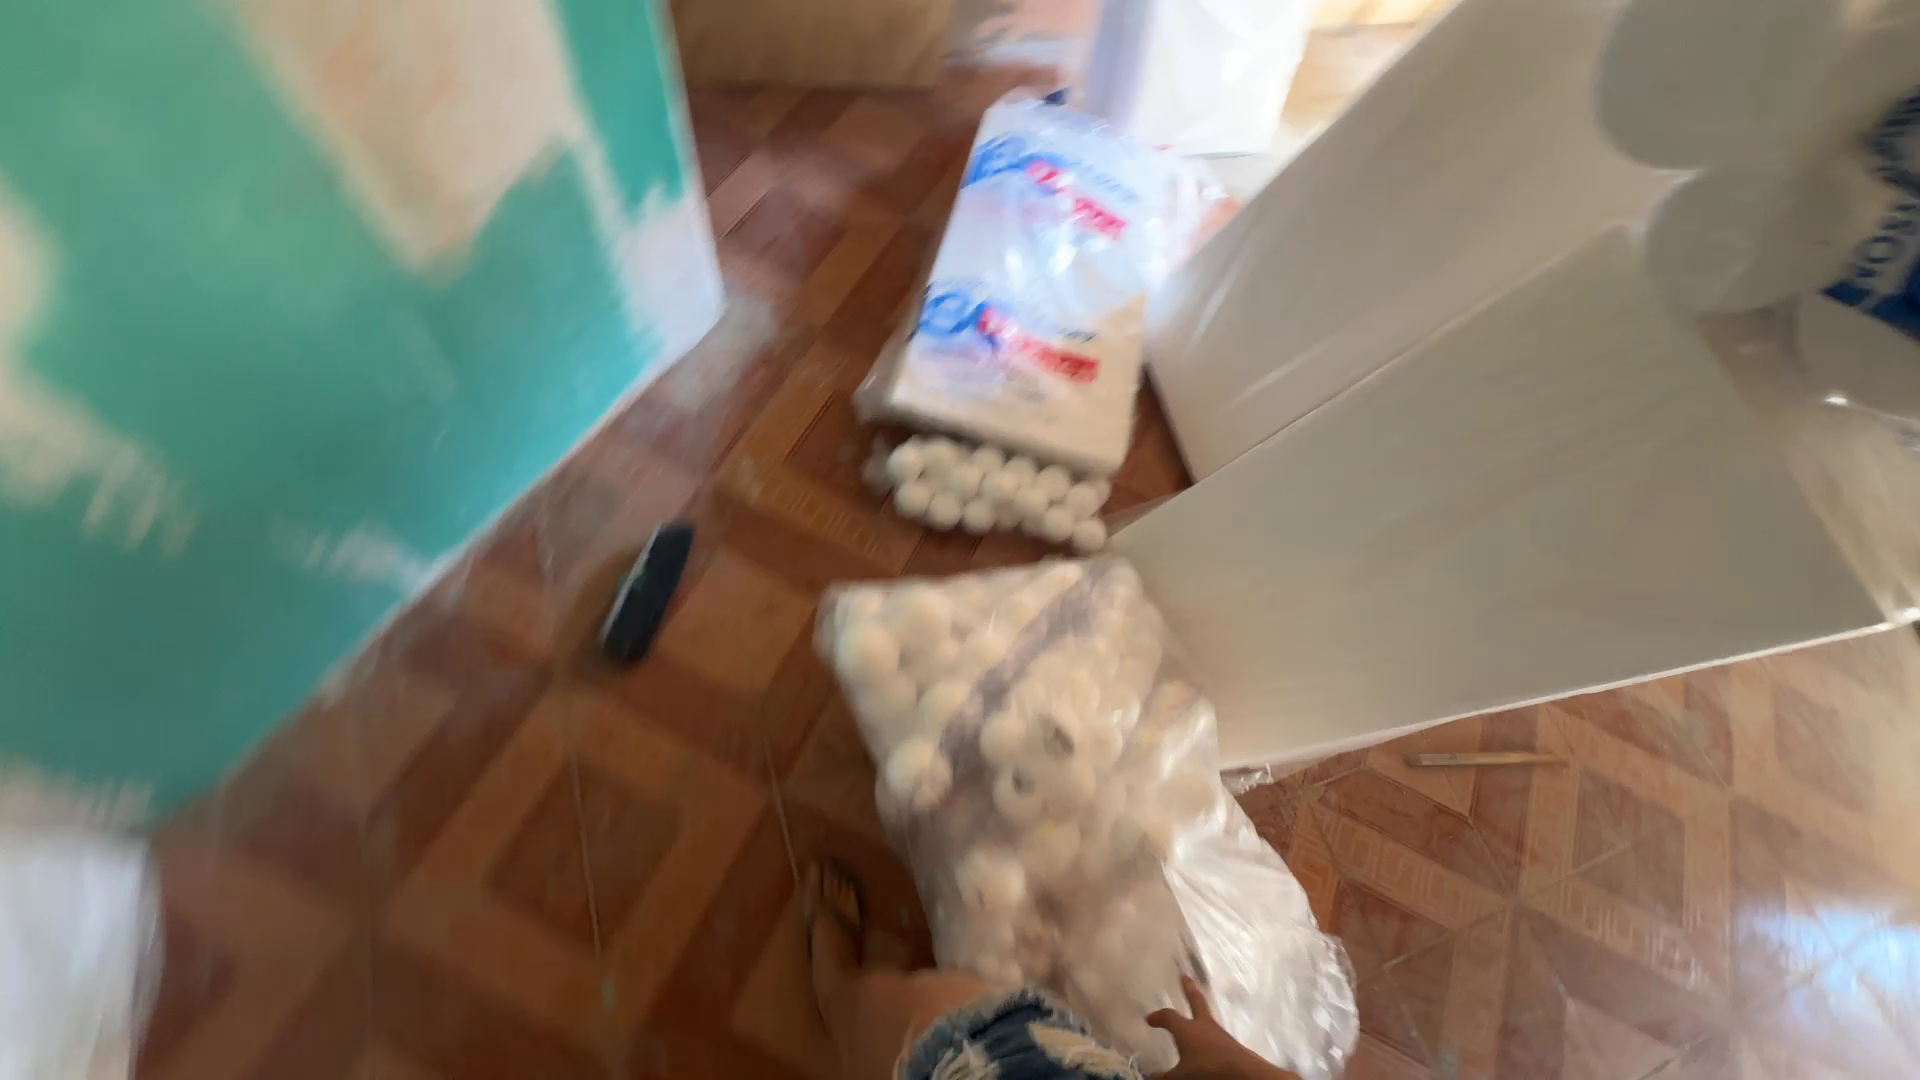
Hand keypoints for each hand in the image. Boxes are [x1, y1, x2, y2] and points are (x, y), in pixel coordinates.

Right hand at [1146, 975, 1299, 1079]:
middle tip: (1185, 976)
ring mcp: (1220, 1034)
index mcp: (1186, 1029)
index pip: (1169, 1016)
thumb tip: (1150, 1075)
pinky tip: (1211, 1039)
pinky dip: (1211, 1032)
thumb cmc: (1207, 1070)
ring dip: (1201, 1011)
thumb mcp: (1182, 1076)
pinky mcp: (1233, 1045)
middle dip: (1189, 989)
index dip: (1159, 1016)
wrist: (1244, 1075)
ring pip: (1208, 1016)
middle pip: (1195, 1001)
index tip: (1150, 1019)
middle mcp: (1203, 1026)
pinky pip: (1218, 1034)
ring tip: (1197, 1011)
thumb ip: (1166, 1077)